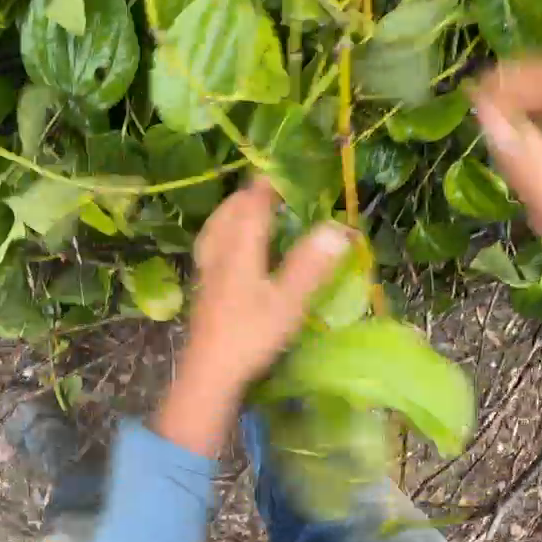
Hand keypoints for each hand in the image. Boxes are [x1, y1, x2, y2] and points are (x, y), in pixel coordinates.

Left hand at [153, 179, 352, 456]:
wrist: (209, 373)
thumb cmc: (249, 337)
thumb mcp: (288, 303)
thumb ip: (311, 265)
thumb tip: (339, 227)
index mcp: (239, 250)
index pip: (252, 206)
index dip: (267, 184)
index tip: (281, 167)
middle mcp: (219, 255)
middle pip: (229, 213)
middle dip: (248, 195)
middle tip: (269, 186)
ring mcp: (207, 274)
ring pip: (215, 230)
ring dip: (232, 213)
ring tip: (248, 208)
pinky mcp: (202, 292)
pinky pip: (211, 249)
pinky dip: (223, 235)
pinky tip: (230, 248)